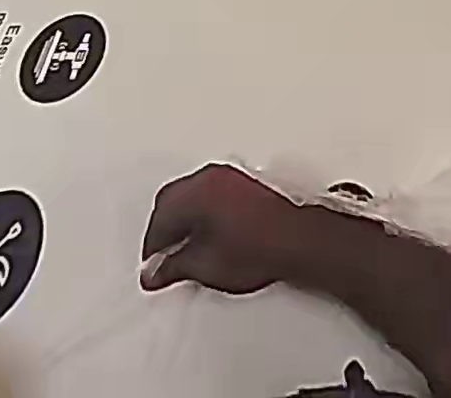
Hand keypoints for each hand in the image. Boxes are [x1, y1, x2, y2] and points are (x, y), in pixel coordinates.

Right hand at [141, 164, 328, 294]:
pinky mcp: (241, 182)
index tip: (152, 266)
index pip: (160, 217)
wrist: (297, 242)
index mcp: (196, 192)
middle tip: (162, 256)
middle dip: (164, 227)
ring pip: (189, 193)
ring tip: (183, 247)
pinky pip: (207, 190)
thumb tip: (156, 272)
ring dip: (181, 217)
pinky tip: (205, 232)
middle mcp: (210, 177)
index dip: (152, 246)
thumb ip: (174, 267)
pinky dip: (199, 210)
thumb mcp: (205, 267)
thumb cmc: (261, 248)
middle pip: (172, 199)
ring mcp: (227, 177)